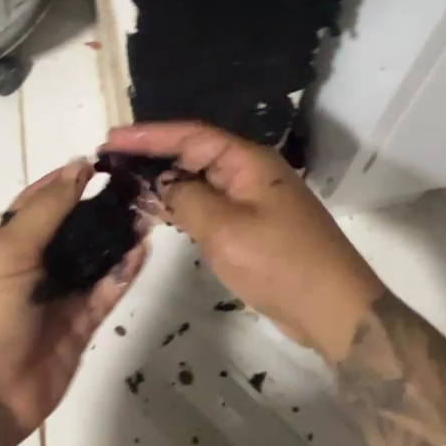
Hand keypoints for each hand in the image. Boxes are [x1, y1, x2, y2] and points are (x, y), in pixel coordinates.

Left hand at [0, 160, 148, 445]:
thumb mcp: (8, 252)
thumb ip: (46, 211)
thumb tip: (76, 167)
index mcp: (9, 244)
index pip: (40, 202)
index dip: (66, 182)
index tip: (100, 164)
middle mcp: (36, 265)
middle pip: (75, 229)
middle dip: (102, 209)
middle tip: (137, 189)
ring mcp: (60, 296)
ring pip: (96, 259)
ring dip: (118, 238)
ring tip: (148, 214)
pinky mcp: (80, 325)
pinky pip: (106, 292)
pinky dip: (123, 273)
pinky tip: (141, 252)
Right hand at [101, 122, 383, 363]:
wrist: (335, 310)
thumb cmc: (281, 263)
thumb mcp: (225, 229)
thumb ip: (187, 199)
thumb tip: (162, 183)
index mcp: (249, 161)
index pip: (190, 135)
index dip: (148, 135)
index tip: (111, 139)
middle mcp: (252, 172)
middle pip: (195, 153)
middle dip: (153, 156)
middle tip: (110, 162)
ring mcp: (255, 200)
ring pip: (201, 180)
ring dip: (166, 182)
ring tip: (125, 185)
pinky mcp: (256, 226)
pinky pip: (212, 205)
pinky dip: (184, 205)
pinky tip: (160, 213)